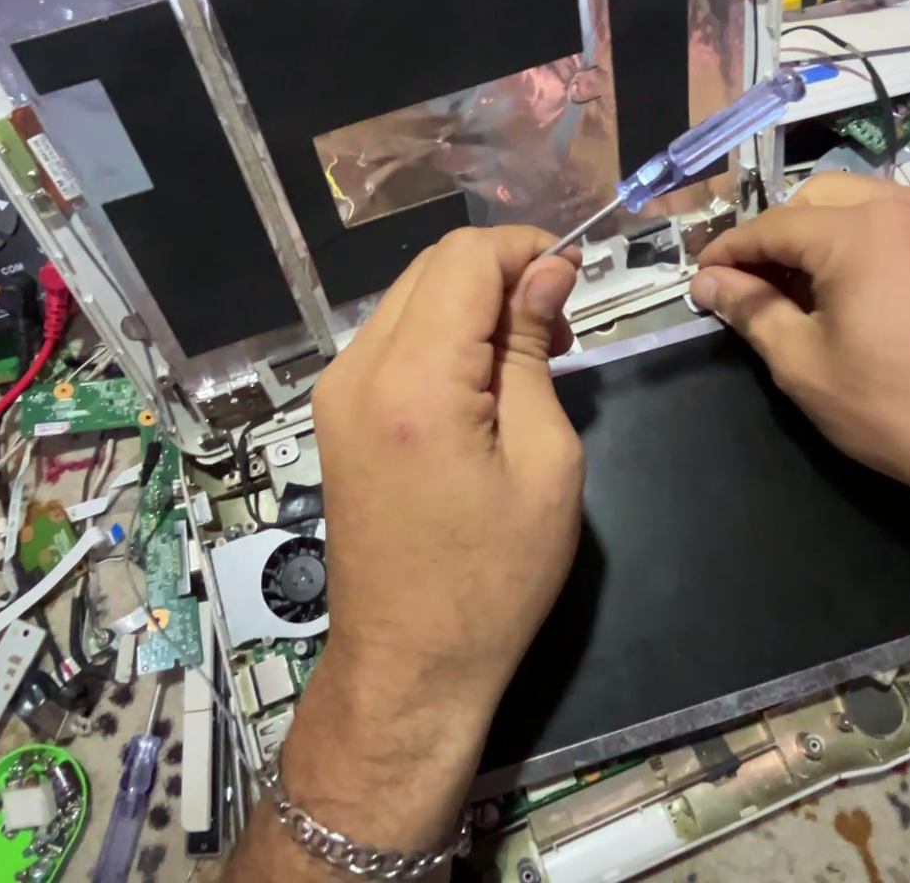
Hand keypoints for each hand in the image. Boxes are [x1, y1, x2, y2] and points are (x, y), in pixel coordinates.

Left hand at [314, 227, 582, 708]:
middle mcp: (357, 370)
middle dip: (501, 274)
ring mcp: (335, 391)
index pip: (465, 259)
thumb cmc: (493, 578)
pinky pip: (392, 339)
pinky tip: (479, 379)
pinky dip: (442, 336)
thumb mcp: (543, 461)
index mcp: (413, 382)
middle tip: (558, 324)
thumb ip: (532, 351)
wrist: (408, 661)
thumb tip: (547, 272)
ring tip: (527, 356)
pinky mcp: (335, 413)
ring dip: (472, 305)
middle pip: (432, 268)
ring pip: (410, 298)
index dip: (526, 249)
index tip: (574, 275)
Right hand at [691, 172, 909, 528]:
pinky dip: (872, 240)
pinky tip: (866, 288)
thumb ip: (751, 311)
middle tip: (755, 285)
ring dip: (825, 233)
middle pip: (819, 198)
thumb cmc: (898, 408)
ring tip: (808, 288)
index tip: (703, 277)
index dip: (729, 250)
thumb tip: (707, 283)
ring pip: (868, 202)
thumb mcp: (804, 364)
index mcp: (860, 231)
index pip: (772, 225)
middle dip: (778, 234)